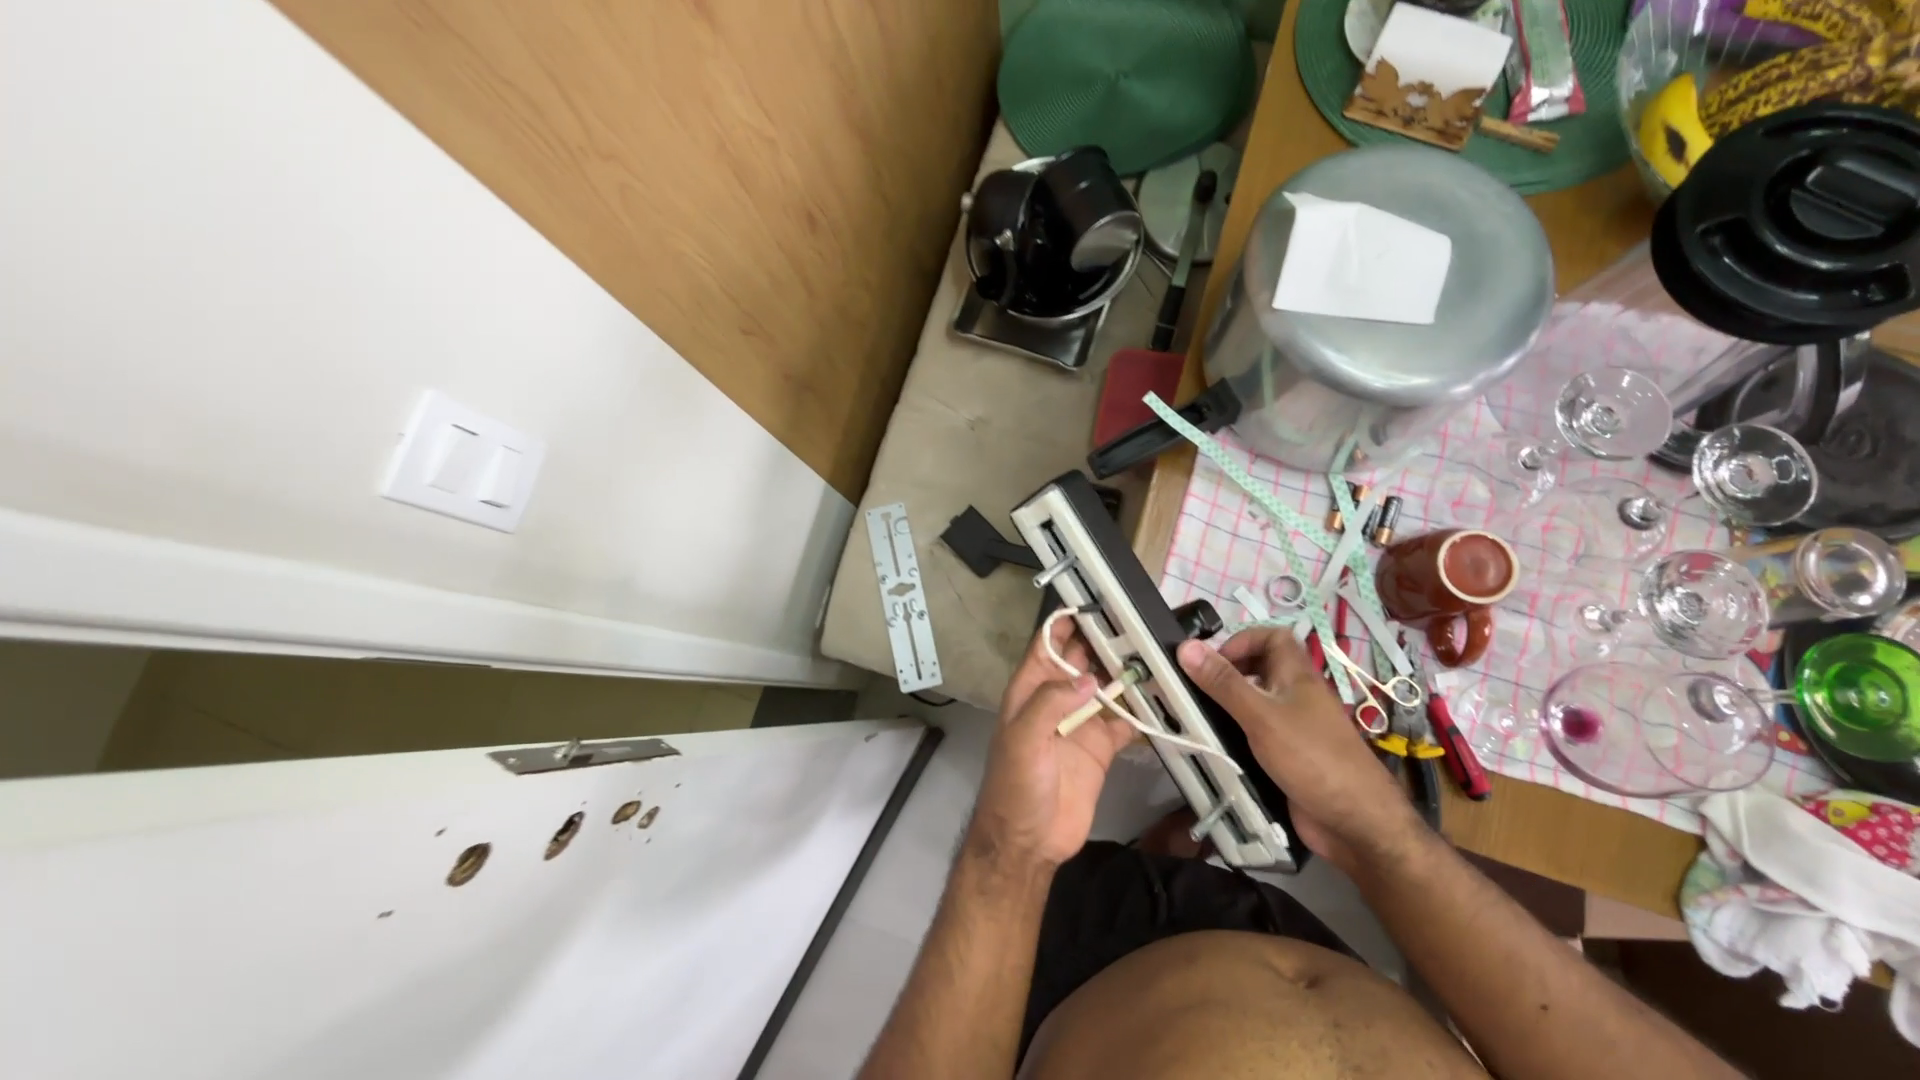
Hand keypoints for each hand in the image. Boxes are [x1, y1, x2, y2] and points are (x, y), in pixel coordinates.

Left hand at [966, 617, 1136, 871]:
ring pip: (1107, 687)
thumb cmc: (1016, 787)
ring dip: (1128, 672)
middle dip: (1105, 641)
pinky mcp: (1102, 748)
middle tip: (1138, 623)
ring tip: (1157, 653)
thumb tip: (1090, 678)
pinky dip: (1143, 710)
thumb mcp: (1024, 739)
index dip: (1066, 623)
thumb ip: (1051, 703)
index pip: (1047, 646)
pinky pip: (1125, 721)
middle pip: (1082, 661)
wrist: (1030, 842)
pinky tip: (1164, 697)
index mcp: (1030, 692)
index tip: (1095, 603)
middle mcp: (1056, 701)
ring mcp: (1080, 723)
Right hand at [1178, 629, 1426, 872]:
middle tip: (1198, 689)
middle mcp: (1297, 699)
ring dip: (1229, 709)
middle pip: (1262, 670)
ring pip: (1257, 706)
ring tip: (1197, 718)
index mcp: (1297, 678)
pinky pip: (1258, 738)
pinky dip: (1237, 739)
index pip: (1273, 637)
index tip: (1211, 660)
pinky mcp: (1289, 760)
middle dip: (1229, 674)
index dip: (1242, 640)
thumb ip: (1224, 684)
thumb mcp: (1261, 716)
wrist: (1356, 823)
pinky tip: (1216, 751)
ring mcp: (1295, 731)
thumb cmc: (1312, 759)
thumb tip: (1186, 646)